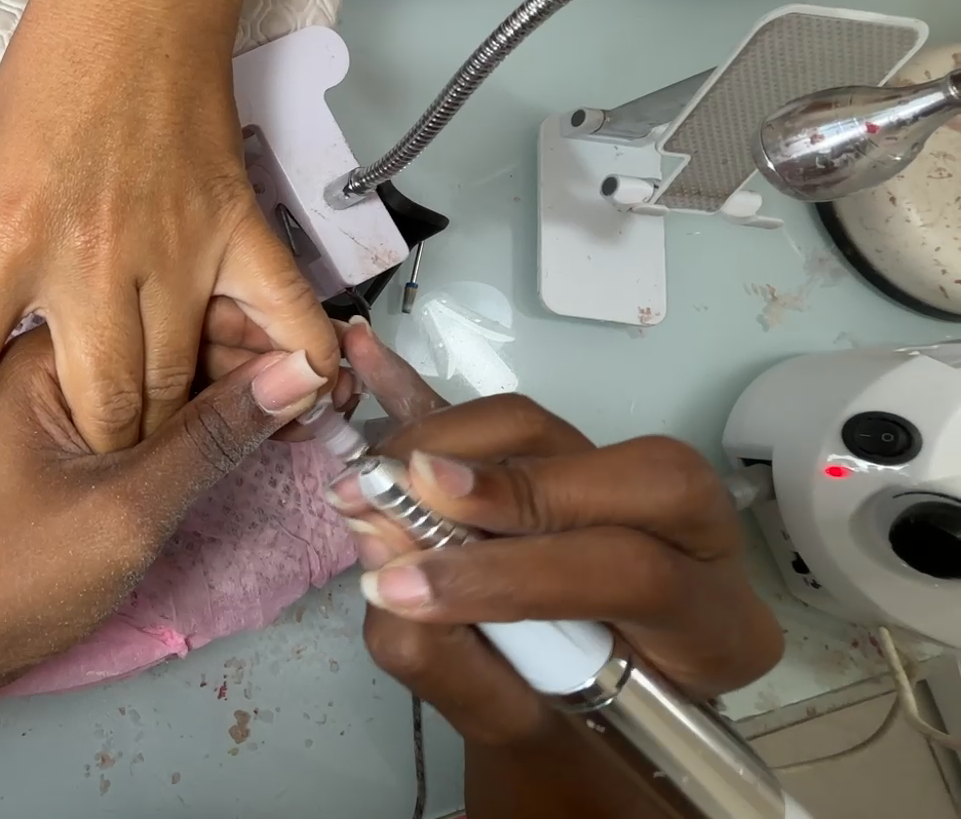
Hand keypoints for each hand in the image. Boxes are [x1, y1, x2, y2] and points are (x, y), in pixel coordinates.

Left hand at [0, 0, 339, 462]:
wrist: (137, 1)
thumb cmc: (47, 75)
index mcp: (9, 240)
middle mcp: (88, 263)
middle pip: (101, 404)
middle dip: (96, 448)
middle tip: (90, 450)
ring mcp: (172, 252)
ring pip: (178, 384)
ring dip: (168, 425)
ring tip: (160, 435)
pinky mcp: (236, 229)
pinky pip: (279, 314)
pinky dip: (291, 366)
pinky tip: (293, 399)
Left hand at [0, 325, 329, 721]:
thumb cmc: (21, 573)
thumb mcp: (126, 506)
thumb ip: (210, 436)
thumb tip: (300, 371)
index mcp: (55, 351)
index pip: (171, 315)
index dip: (259, 338)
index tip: (335, 367)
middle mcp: (62, 359)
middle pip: (173, 343)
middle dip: (256, 368)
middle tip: (340, 398)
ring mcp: (70, 400)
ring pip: (170, 382)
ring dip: (238, 399)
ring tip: (318, 415)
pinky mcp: (82, 440)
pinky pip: (152, 417)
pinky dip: (204, 427)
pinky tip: (260, 434)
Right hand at [326, 322, 782, 747]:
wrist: (569, 700)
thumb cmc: (551, 718)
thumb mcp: (505, 715)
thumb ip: (443, 655)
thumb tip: (381, 561)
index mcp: (708, 623)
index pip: (630, 571)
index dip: (514, 572)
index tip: (404, 583)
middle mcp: (684, 535)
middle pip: (633, 472)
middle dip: (504, 480)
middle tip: (402, 490)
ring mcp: (606, 477)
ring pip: (546, 425)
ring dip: (452, 437)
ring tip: (374, 472)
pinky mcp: (535, 450)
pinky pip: (477, 413)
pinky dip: (412, 384)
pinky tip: (362, 352)